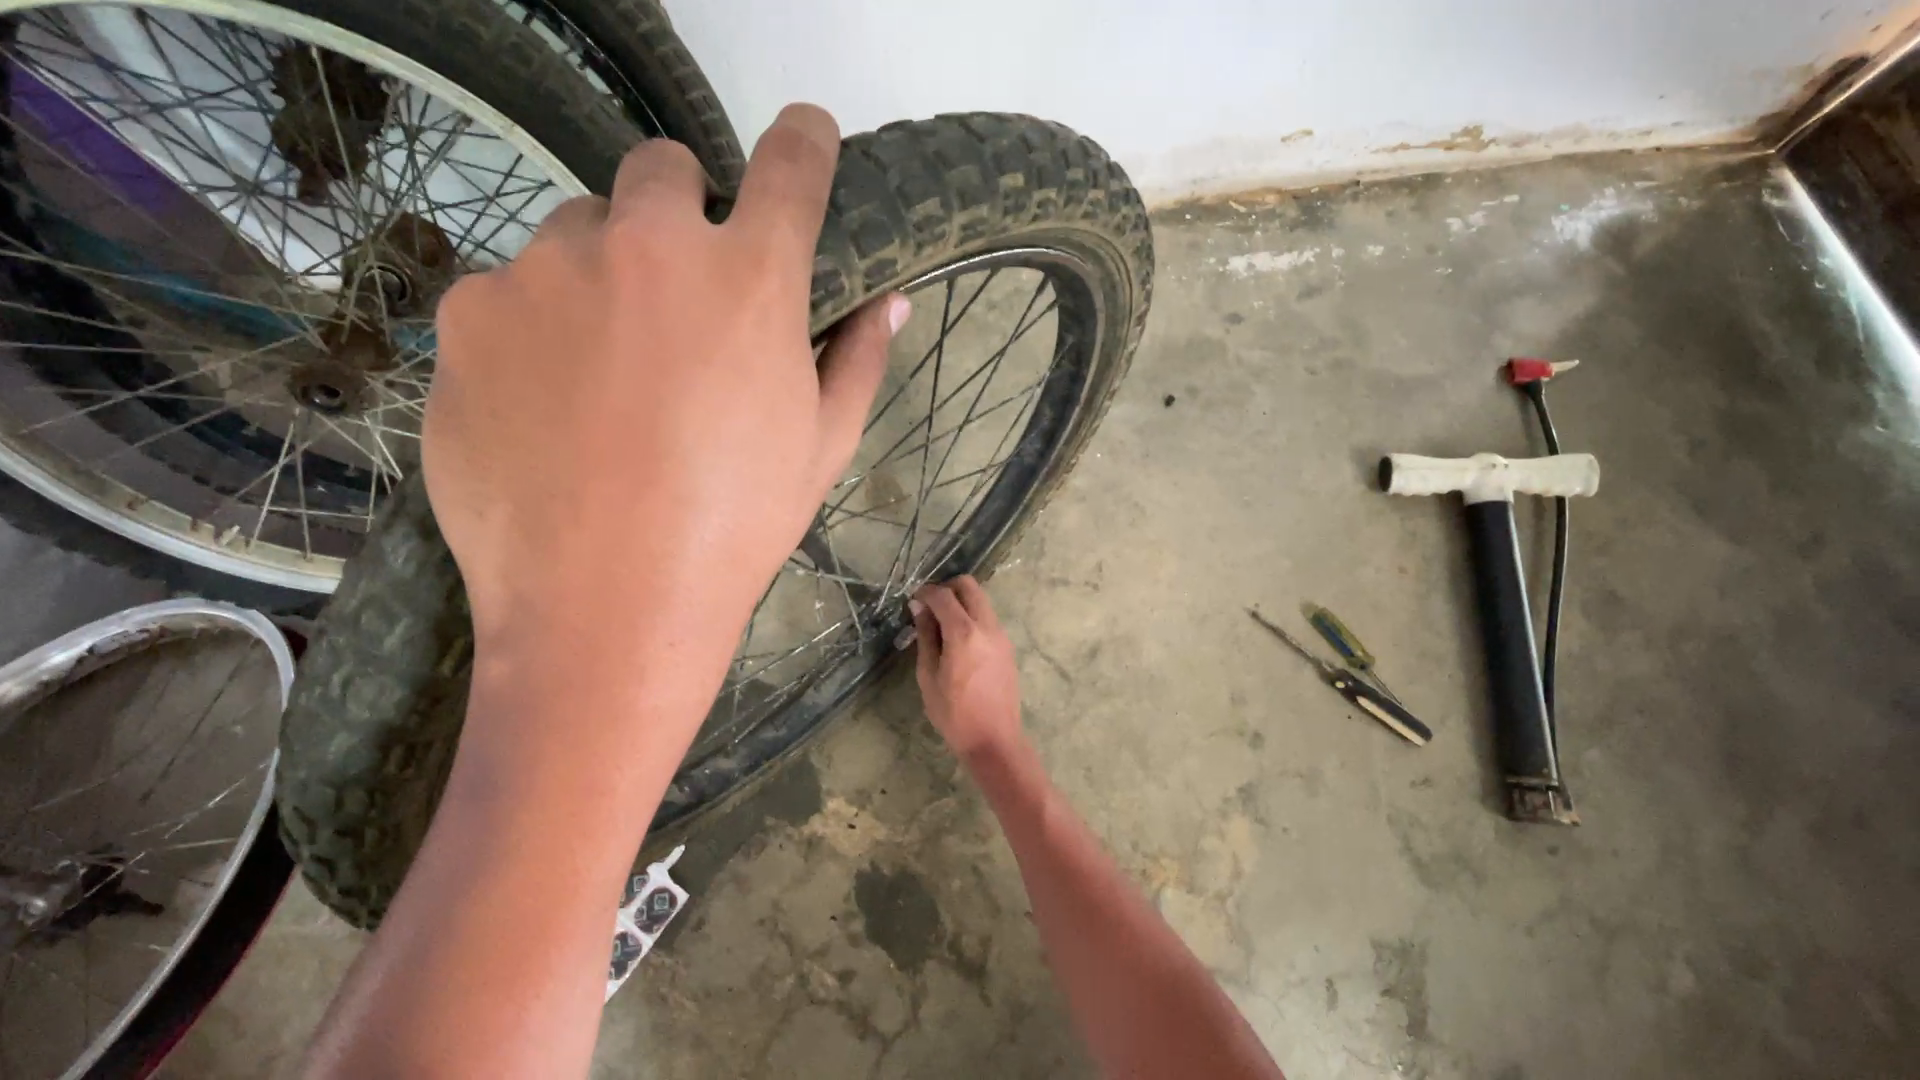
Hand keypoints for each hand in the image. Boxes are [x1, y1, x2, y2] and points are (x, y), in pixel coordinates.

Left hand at [425, 104, 910, 652]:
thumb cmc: (737, 527)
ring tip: (604, 371)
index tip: (804, 139)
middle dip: (682, 209)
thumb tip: (889, 303)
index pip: (791, 164)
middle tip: (683, 291)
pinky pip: (507, 294)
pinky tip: (545, 406)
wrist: (604, 607)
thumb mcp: (819, 448)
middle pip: (663, 168)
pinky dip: (532, 331)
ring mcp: (542, 273)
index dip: (804, 142)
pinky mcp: (467, 317)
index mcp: (749, 277)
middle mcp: (643, 245)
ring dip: (600, 273)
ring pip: (574, 232)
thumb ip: (856, 358)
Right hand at [912, 577, 1023, 760]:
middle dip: (947, 588)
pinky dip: (972, 617)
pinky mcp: (1007, 647)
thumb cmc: (953, 713)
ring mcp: (1001, 636)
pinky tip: (958, 641)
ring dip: (961, 603)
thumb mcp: (928, 675)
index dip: (925, 592)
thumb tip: (919, 608)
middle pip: (969, 586)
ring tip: (941, 625)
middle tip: (929, 606)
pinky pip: (988, 619)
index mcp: (964, 633)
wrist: (994, 739)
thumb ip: (925, 637)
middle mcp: (987, 626)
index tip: (913, 600)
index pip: (943, 595)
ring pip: (982, 601)